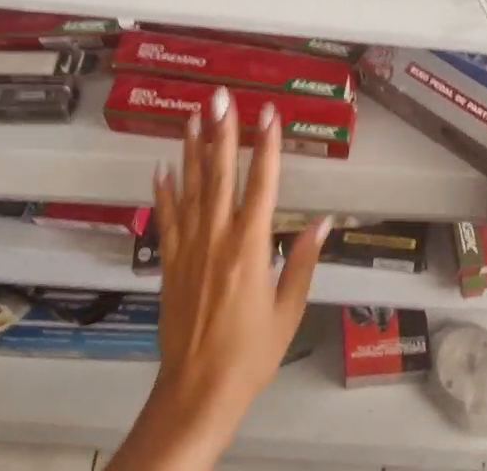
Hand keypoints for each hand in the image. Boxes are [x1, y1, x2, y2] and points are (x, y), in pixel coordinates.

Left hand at [107, 87, 328, 470]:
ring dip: (192, 149)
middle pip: (219, 175)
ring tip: (193, 115)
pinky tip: (162, 165)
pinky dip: (164, 190)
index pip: (262, 185)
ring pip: (190, 188)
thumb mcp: (288, 310)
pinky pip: (166, 218)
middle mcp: (216, 238)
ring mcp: (188, 248)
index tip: (269, 113)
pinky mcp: (169, 262)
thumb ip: (302, 261)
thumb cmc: (251, 353)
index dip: (266, 146)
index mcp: (250, 248)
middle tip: (220, 96)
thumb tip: (324, 222)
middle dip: (222, 132)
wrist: (197, 390)